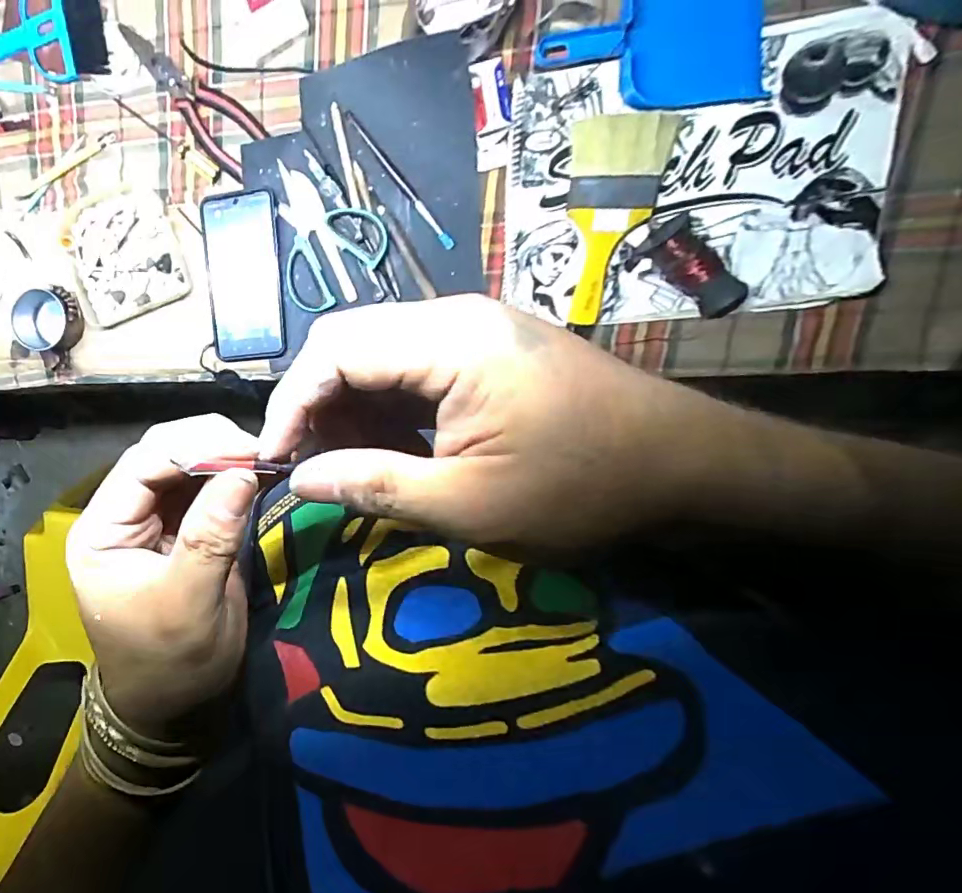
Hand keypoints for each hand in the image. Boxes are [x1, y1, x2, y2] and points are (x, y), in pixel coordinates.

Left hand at [65, 415, 259, 737]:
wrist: (169, 704)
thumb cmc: (169, 663)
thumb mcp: (190, 604)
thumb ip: (210, 537)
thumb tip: (242, 472)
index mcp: (100, 533)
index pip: (141, 465)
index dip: (194, 447)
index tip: (248, 450)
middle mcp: (116, 518)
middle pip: (157, 457)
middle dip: (208, 446)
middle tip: (260, 452)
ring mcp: (144, 523)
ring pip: (179, 468)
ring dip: (220, 458)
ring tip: (262, 459)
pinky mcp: (171, 532)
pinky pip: (196, 492)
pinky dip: (224, 480)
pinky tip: (252, 475)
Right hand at [258, 295, 730, 552]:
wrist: (690, 468)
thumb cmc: (582, 489)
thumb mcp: (467, 504)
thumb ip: (372, 486)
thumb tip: (298, 480)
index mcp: (450, 342)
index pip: (333, 350)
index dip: (290, 406)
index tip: (272, 461)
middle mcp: (453, 319)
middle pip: (344, 342)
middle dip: (311, 405)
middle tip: (303, 465)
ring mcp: (468, 332)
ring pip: (369, 356)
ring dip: (342, 410)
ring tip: (340, 466)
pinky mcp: (479, 354)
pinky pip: (402, 370)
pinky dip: (377, 411)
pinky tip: (382, 452)